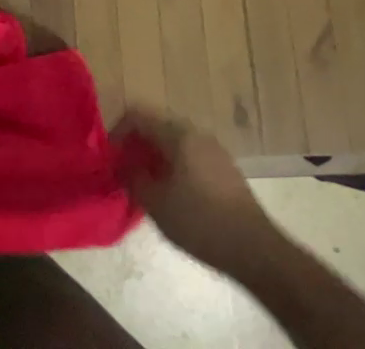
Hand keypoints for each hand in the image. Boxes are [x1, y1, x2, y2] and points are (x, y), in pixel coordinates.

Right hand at [113, 108, 275, 270]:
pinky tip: (171, 193)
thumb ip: (131, 177)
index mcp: (179, 135)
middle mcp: (198, 134)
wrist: (255, 250)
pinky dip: (173, 165)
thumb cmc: (200, 222)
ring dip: (154, 156)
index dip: (117, 132)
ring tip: (145, 184)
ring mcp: (215, 150)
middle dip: (136, 145)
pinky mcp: (225, 169)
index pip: (137, 114)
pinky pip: (190, 155)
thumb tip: (119, 164)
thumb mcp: (155, 202)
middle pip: (156, 125)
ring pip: (174, 141)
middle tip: (124, 171)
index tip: (109, 159)